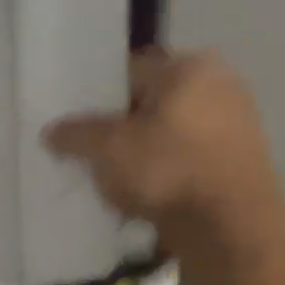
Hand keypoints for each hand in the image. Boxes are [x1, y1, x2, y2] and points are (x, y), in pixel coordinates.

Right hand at [46, 50, 284, 244]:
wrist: (225, 215)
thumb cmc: (165, 168)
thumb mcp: (107, 149)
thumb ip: (76, 134)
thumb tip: (54, 129)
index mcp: (189, 68)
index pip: (129, 69)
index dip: (95, 93)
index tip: (70, 119)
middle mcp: (217, 80)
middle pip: (148, 98)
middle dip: (114, 122)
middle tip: (80, 148)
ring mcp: (230, 115)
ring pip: (163, 125)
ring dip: (134, 145)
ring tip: (102, 171)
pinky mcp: (230, 149)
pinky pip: (178, 148)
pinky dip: (155, 162)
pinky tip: (134, 185)